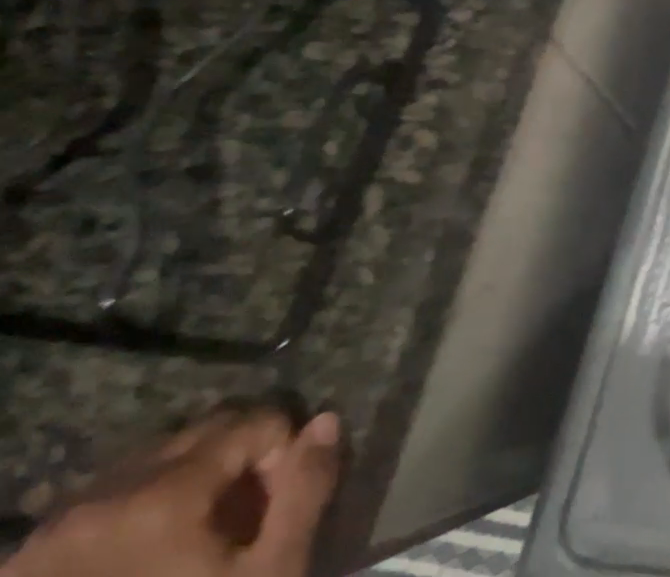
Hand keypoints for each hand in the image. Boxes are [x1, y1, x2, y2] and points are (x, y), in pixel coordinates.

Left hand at [2, 406, 340, 576]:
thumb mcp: (273, 569)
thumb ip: (304, 490)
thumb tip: (325, 421)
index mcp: (164, 497)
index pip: (249, 424)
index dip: (281, 452)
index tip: (279, 503)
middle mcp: (101, 497)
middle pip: (195, 437)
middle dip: (236, 461)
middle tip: (249, 517)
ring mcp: (54, 530)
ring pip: (148, 464)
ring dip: (189, 481)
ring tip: (202, 537)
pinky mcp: (29, 559)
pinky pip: (104, 499)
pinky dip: (141, 507)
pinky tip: (153, 554)